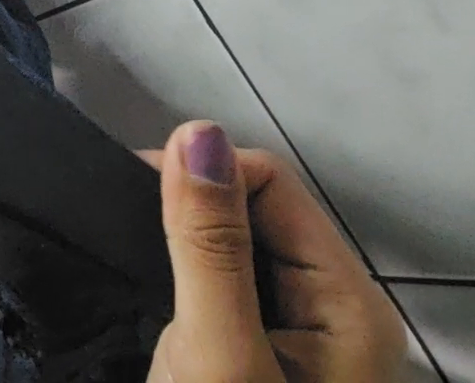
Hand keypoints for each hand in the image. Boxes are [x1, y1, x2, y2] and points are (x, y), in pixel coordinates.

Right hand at [142, 122, 406, 381]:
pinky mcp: (254, 336)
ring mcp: (292, 323)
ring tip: (134, 252)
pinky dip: (176, 255)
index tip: (137, 199)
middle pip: (250, 202)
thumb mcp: (216, 348)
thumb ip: (209, 243)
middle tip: (130, 234)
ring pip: (228, 232)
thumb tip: (198, 127)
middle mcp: (328, 302)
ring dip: (176, 228)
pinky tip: (150, 275)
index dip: (200, 176)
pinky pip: (215, 265)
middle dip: (185, 201)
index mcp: (344, 299)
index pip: (267, 180)